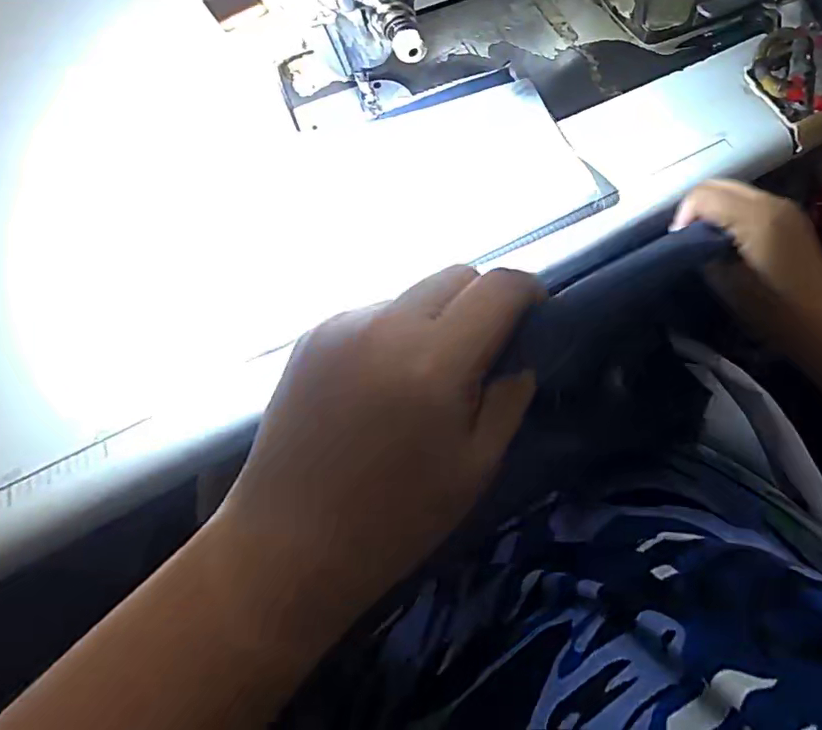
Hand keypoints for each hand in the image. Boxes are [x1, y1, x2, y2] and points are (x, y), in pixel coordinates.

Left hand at [206, 266, 541, 638]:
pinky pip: (379, 311)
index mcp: (435, 361)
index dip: (529, 291)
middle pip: (459, 275)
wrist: (285, 547)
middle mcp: (388, 326)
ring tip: (427, 371)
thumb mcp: (478, 465)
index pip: (499, 286)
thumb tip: (520, 353)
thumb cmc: (395, 519)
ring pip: (418, 291)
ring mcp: (345, 324)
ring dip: (440, 316)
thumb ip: (510, 395)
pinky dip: (398, 331)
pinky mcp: (315, 334)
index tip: (536, 314)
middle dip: (485, 300)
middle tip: (484, 350)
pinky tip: (383, 380)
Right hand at [672, 180, 821, 333]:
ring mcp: (786, 207)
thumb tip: (692, 240)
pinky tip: (730, 238)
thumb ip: (704, 253)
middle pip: (720, 184)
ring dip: (716, 207)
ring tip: (705, 238)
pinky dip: (733, 211)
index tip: (678, 243)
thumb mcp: (729, 285)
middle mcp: (773, 202)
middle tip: (686, 237)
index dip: (684, 215)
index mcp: (756, 216)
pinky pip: (753, 202)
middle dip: (697, 206)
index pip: (704, 195)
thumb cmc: (776, 312)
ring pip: (736, 190)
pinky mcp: (793, 218)